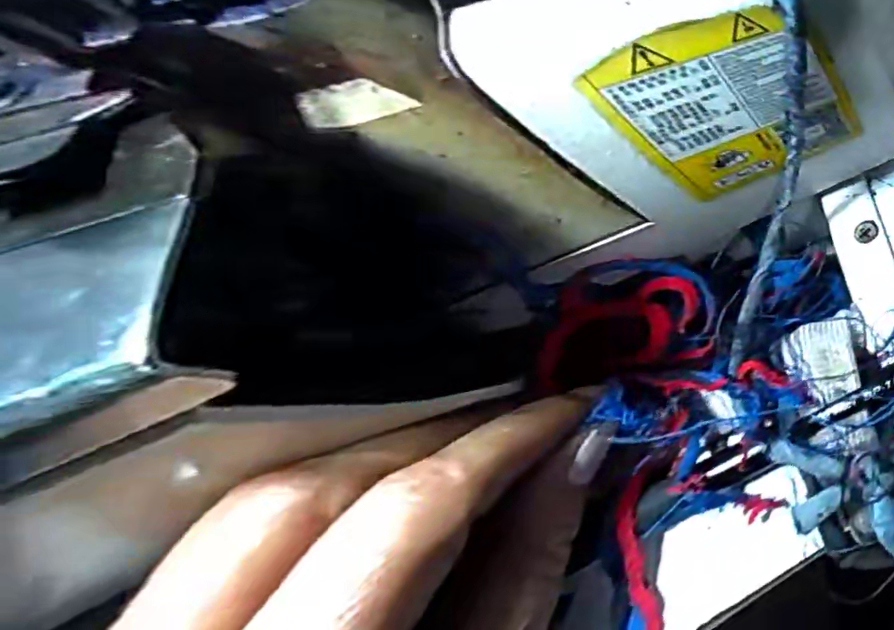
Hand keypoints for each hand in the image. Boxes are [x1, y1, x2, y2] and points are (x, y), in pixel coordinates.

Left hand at [114, 392, 595, 629]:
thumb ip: (530, 559)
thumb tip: (582, 447)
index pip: (403, 514)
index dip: (505, 440)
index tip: (573, 406)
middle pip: (310, 495)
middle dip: (445, 434)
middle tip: (532, 419)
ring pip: (260, 506)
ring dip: (392, 453)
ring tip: (478, 445)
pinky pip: (238, 540)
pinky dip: (341, 492)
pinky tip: (407, 485)